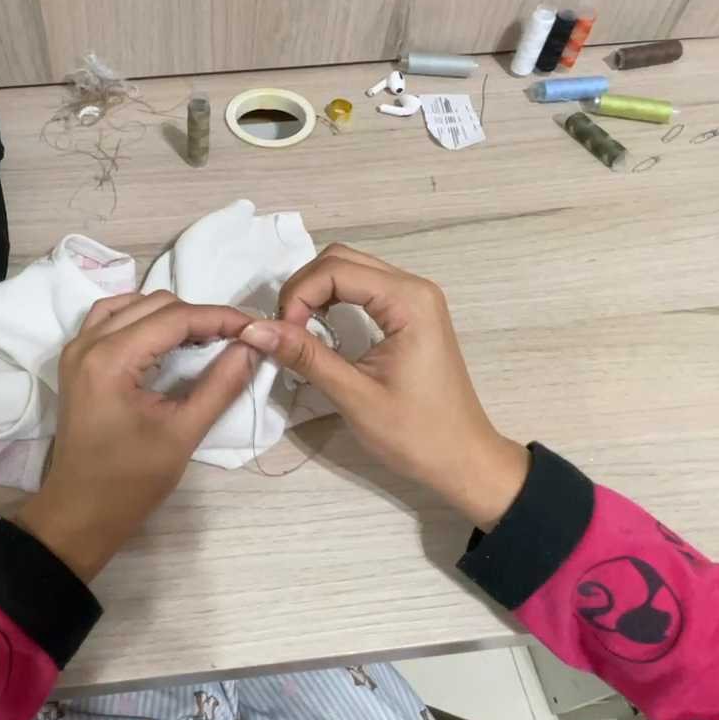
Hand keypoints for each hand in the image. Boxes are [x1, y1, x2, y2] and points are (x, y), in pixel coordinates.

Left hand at [16, 290, 258, 580]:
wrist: (79, 512)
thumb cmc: (131, 481)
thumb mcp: (183, 434)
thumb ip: (221, 385)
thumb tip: (253, 347)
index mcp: (111, 359)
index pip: (175, 318)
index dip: (219, 318)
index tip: (253, 328)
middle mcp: (89, 342)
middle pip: (155, 304)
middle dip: (199, 316)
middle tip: (234, 339)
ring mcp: (77, 348)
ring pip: (133, 304)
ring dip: (170, 314)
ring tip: (203, 339)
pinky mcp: (76, 358)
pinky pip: (110, 316)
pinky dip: (141, 317)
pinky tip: (165, 336)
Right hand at [238, 245, 529, 528]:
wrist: (464, 459)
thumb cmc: (416, 433)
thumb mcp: (354, 396)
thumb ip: (306, 356)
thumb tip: (254, 329)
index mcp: (408, 300)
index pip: (335, 270)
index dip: (299, 296)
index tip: (281, 336)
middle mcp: (413, 287)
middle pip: (340, 260)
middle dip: (303, 288)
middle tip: (284, 330)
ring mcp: (413, 298)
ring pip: (348, 268)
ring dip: (315, 292)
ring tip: (297, 330)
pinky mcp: (409, 312)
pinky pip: (361, 287)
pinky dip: (332, 298)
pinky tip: (320, 327)